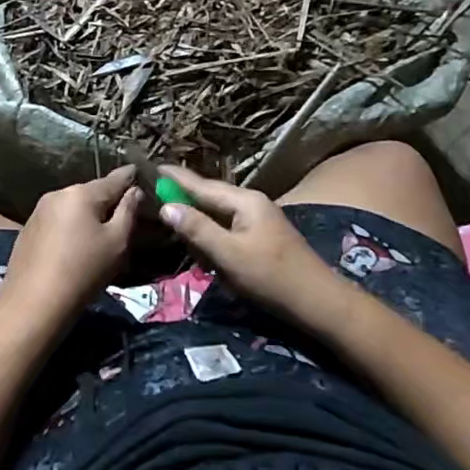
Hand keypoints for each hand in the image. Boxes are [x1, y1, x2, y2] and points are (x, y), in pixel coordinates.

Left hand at [0, 166, 141, 322]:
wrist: (33, 302)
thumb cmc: (83, 270)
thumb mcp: (117, 242)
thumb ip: (128, 212)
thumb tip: (133, 191)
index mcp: (81, 193)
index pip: (113, 179)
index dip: (129, 177)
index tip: (139, 171)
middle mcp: (57, 194)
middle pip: (90, 192)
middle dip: (107, 199)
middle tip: (124, 212)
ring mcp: (38, 211)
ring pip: (72, 206)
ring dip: (87, 214)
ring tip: (99, 231)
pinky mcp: (28, 229)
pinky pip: (58, 220)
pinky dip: (70, 226)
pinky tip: (74, 244)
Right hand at [155, 165, 350, 326]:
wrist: (316, 302)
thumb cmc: (271, 277)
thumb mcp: (229, 254)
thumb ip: (197, 229)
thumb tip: (167, 206)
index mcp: (245, 201)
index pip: (202, 185)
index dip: (176, 178)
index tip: (153, 167)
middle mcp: (252, 204)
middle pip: (210, 196)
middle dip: (183, 195)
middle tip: (154, 192)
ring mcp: (258, 220)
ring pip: (217, 213)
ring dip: (195, 216)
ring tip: (168, 212)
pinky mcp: (259, 238)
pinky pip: (226, 228)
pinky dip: (209, 232)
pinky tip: (197, 241)